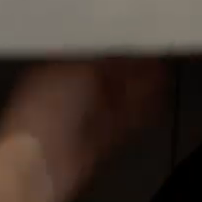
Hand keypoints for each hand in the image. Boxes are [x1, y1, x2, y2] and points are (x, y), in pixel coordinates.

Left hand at [0, 58, 169, 201]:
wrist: (37, 166)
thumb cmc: (46, 107)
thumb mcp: (76, 67)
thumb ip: (101, 56)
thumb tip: (120, 46)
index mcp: (54, 71)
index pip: (90, 52)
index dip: (114, 44)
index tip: (136, 35)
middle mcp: (68, 93)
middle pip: (108, 75)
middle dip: (132, 65)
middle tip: (156, 52)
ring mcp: (83, 119)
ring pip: (118, 97)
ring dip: (141, 86)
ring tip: (163, 72)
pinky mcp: (98, 141)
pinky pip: (125, 120)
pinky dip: (142, 110)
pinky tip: (158, 98)